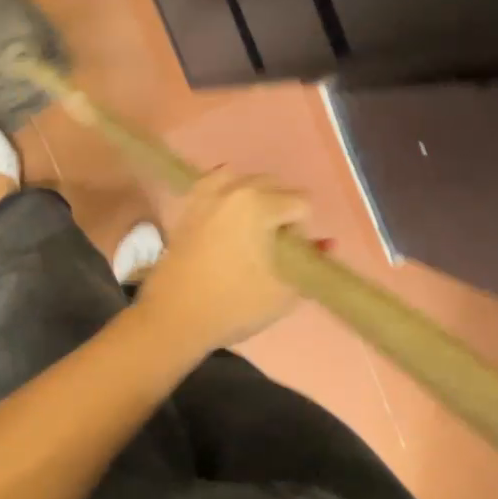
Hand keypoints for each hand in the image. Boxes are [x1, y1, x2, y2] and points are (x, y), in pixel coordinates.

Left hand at [134, 170, 309, 357]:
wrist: (173, 318)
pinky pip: (210, 188)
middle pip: (270, 185)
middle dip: (280, 209)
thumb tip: (324, 243)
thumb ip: (308, 262)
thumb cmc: (233, 306)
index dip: (302, 230)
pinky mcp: (184, 211)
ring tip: (252, 229)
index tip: (291, 256)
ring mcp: (202, 198)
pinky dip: (224, 196)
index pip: (300, 203)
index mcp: (259, 204)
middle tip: (275, 244)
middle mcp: (230, 191)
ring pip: (239, 180)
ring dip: (252, 197)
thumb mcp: (283, 292)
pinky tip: (228, 217)